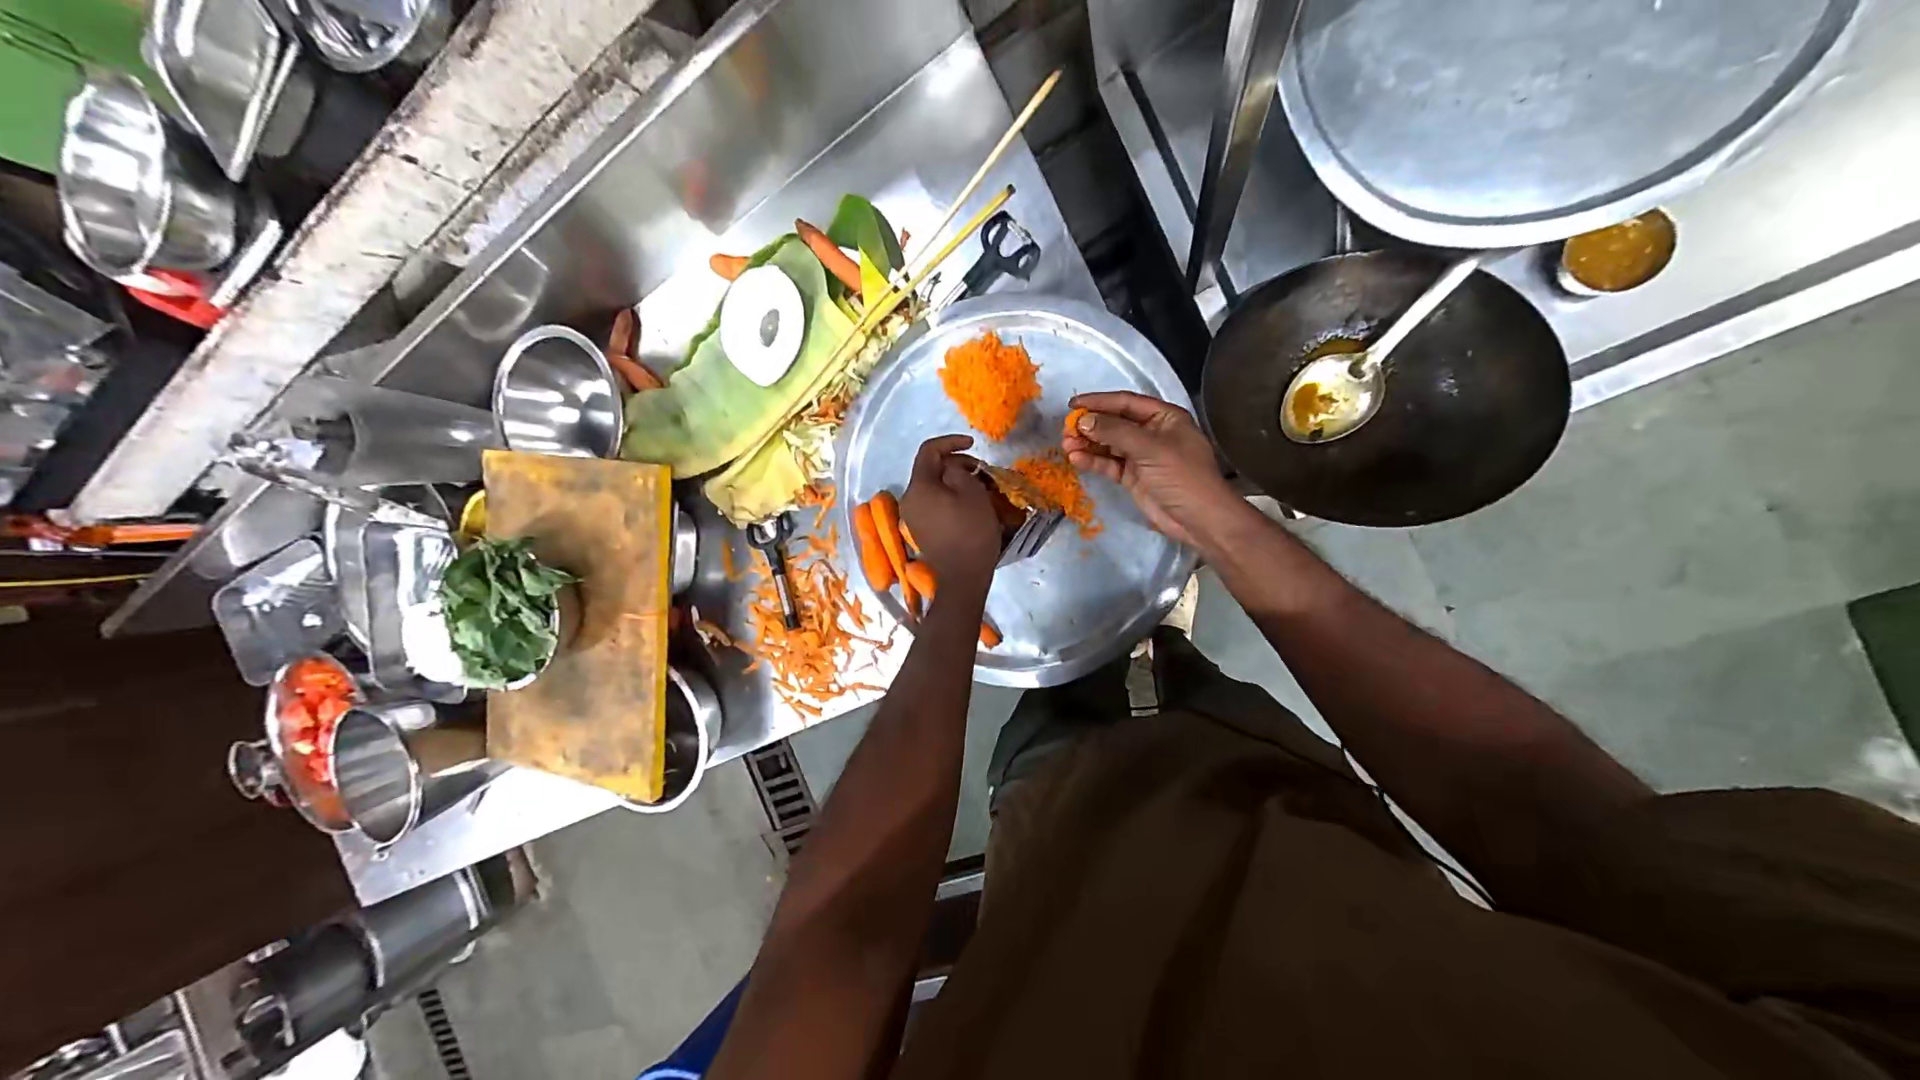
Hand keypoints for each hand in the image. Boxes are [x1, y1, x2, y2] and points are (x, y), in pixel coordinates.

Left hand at [900, 434, 1000, 591]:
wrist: (963, 576)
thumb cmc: (971, 531)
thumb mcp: (972, 492)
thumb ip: (959, 471)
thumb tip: (951, 470)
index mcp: (918, 486)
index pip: (928, 451)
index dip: (951, 441)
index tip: (973, 443)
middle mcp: (909, 499)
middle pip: (929, 469)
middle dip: (955, 462)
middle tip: (980, 470)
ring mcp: (912, 516)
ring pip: (933, 487)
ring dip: (954, 481)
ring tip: (978, 486)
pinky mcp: (921, 530)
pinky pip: (934, 503)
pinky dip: (949, 496)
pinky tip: (968, 503)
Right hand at [1064, 391, 1242, 549]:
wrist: (1198, 519)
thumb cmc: (1182, 476)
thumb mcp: (1150, 448)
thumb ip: (1115, 431)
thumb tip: (1083, 420)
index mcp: (1163, 417)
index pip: (1126, 403)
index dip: (1099, 402)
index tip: (1073, 406)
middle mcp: (1151, 432)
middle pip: (1115, 423)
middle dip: (1090, 425)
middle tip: (1066, 430)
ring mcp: (1141, 455)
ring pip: (1109, 444)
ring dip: (1088, 444)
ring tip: (1066, 445)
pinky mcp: (1133, 476)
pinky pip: (1109, 464)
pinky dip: (1093, 461)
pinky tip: (1076, 459)